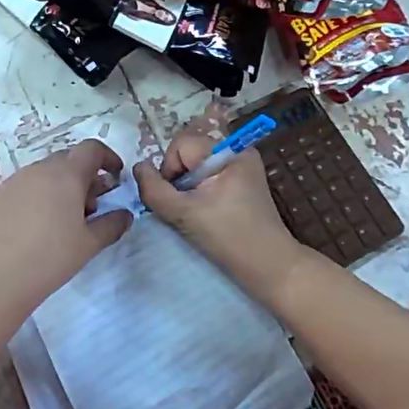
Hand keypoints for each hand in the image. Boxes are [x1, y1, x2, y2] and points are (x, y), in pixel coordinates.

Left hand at [0, 140, 131, 314]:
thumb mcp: (90, 243)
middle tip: (94, 207)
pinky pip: (29, 186)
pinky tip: (43, 226)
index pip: (91, 149)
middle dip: (87, 177)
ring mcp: (16, 182)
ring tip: (69, 220)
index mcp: (66, 174)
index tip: (117, 178)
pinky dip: (44, 195)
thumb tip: (124, 215)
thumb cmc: (50, 257)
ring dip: (64, 187)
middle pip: (69, 160)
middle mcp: (39, 170)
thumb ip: (112, 224)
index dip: (108, 158)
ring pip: (48, 173)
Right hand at [135, 128, 306, 295]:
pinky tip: (208, 213)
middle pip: (190, 152)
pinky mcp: (245, 182)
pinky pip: (212, 176)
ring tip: (197, 212)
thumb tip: (138, 167)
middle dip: (179, 178)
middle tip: (185, 207)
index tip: (176, 199)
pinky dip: (203, 192)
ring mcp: (244, 166)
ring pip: (199, 166)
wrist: (269, 264)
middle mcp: (239, 151)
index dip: (169, 170)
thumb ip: (154, 189)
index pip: (181, 144)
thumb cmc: (227, 237)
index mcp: (229, 151)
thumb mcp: (183, 214)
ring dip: (189, 187)